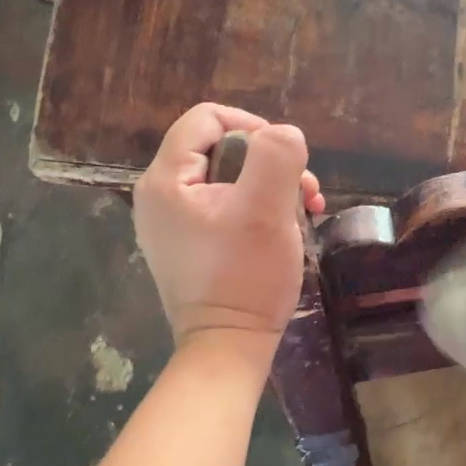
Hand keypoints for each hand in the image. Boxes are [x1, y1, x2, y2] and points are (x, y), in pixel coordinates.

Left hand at [133, 103, 324, 360]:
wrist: (228, 347)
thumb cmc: (246, 278)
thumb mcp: (267, 210)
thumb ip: (277, 158)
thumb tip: (286, 135)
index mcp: (166, 180)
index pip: (208, 119)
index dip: (255, 128)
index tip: (290, 161)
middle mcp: (159, 197)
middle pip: (221, 150)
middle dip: (270, 166)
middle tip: (306, 197)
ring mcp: (172, 226)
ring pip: (228, 182)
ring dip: (271, 191)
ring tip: (303, 216)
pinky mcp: (188, 250)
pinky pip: (224, 211)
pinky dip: (257, 214)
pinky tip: (283, 234)